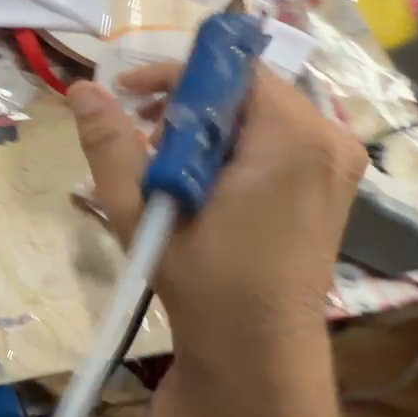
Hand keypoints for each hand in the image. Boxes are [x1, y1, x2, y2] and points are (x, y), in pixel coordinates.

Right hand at [68, 64, 367, 358]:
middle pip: (248, 89)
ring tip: (158, 159)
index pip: (234, 71)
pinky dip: (227, 144)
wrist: (257, 345)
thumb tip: (82, 89)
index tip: (125, 96)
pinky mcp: (326, 183)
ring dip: (203, 123)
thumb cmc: (202, 279)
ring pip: (258, 113)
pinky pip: (273, 138)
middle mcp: (329, 141)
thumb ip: (112, 145)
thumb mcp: (142, 210)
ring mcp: (335, 163)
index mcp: (293, 140)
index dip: (175, 74)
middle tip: (135, 131)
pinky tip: (194, 178)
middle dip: (186, 101)